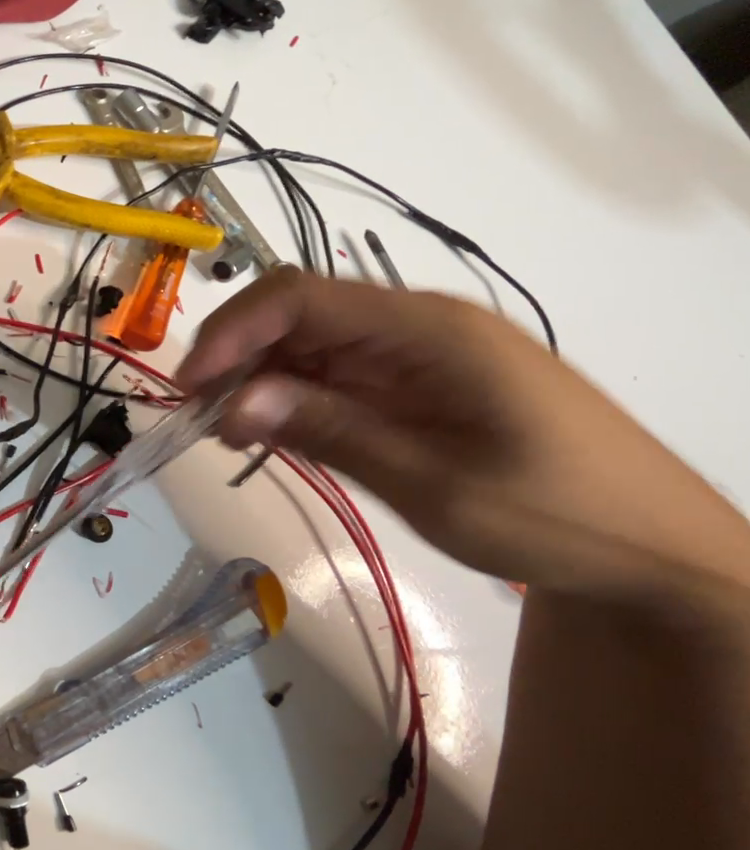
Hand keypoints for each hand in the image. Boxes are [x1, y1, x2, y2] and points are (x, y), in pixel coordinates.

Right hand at [177, 269, 748, 603]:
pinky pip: (329, 372)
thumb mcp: (435, 483)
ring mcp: (414, 354)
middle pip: (295, 312)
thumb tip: (232, 404)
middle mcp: (416, 326)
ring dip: (254, 379)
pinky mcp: (412, 382)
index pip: (301, 298)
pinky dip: (286, 397)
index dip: (233, 331)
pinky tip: (265, 432)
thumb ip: (331, 433)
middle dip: (234, 355)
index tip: (191, 387)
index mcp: (430, 331)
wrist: (658, 552)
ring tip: (226, 433)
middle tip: (197, 416)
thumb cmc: (559, 516)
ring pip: (304, 342)